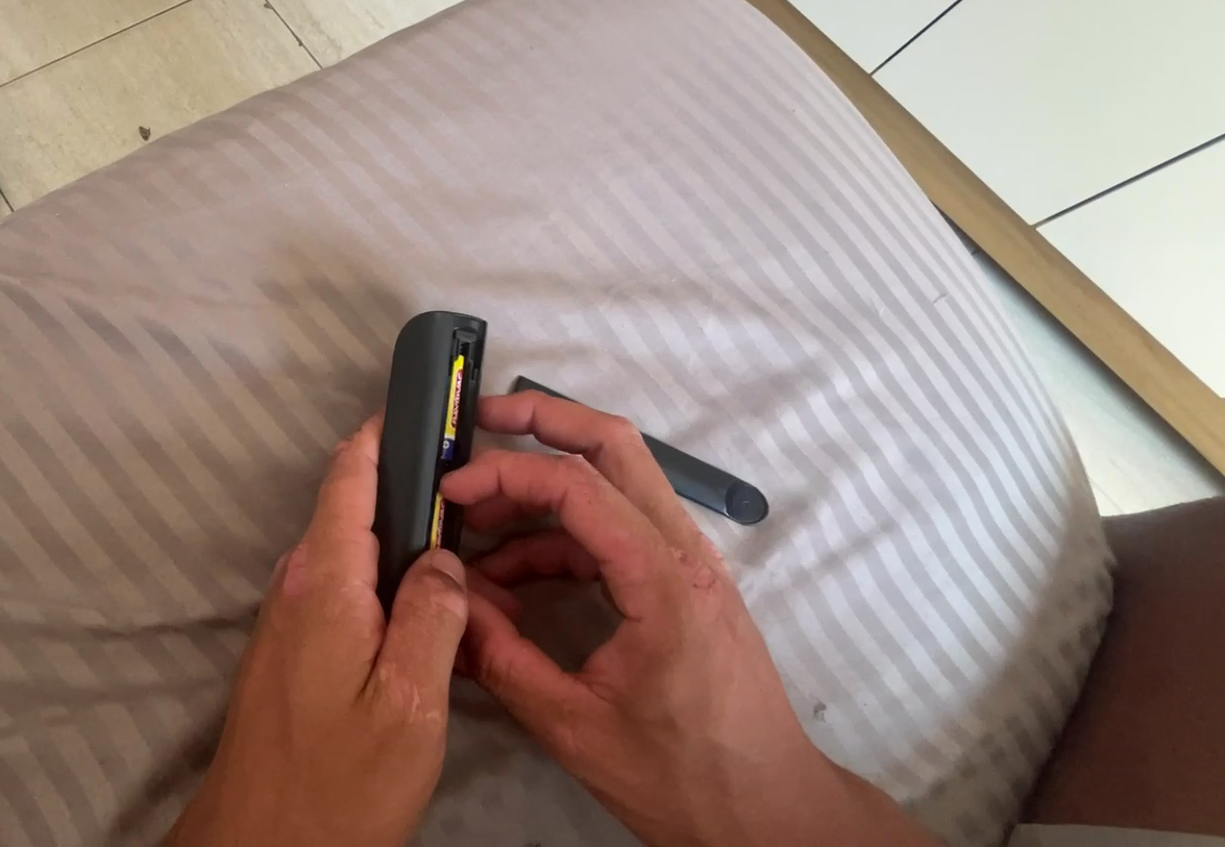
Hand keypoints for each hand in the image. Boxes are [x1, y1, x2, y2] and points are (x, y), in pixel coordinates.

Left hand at [165, 414, 468, 846]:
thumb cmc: (337, 781)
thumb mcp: (408, 703)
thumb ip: (432, 616)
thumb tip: (442, 555)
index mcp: (326, 577)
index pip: (350, 473)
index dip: (385, 433)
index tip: (425, 411)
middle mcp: (299, 579)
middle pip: (355, 507)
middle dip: (410, 496)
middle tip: (476, 503)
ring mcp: (289, 610)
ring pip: (353, 549)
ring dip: (401, 546)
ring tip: (464, 562)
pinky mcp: (291, 640)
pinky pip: (344, 586)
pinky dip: (384, 582)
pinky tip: (423, 615)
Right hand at [443, 391, 936, 846]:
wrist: (775, 819)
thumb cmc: (684, 779)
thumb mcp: (575, 727)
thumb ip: (502, 658)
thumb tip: (449, 602)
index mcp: (663, 579)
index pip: (576, 485)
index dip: (505, 473)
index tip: (451, 489)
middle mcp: (681, 548)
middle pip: (612, 442)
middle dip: (541, 418)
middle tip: (478, 421)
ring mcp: (683, 557)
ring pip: (612, 475)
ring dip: (540, 486)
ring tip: (474, 524)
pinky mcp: (675, 576)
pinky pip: (608, 528)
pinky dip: (555, 537)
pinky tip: (510, 577)